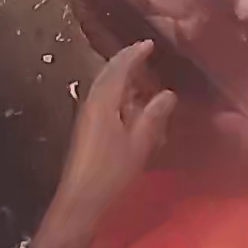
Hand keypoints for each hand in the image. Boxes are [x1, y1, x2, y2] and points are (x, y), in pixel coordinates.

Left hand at [6, 40, 175, 247]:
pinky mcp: (87, 130)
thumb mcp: (139, 145)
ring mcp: (87, 116)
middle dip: (126, 61)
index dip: (134, 54)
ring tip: (141, 74)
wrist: (80, 203)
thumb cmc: (112, 174)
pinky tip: (130, 103)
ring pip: (104, 87)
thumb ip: (153, 116)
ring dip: (121, 76)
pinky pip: (104, 99)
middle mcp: (92, 103)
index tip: (149, 44)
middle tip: (145, 53)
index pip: (119, 68)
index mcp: (103, 101)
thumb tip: (167, 93)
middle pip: (108, 73)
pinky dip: (118, 92)